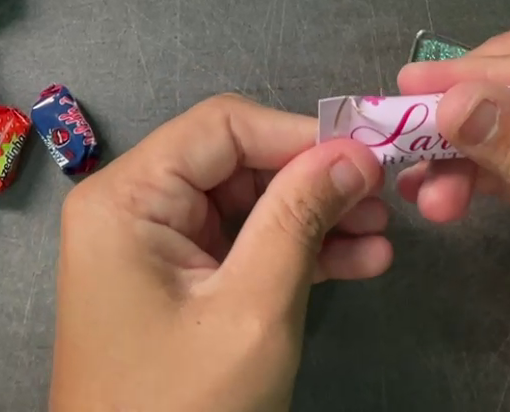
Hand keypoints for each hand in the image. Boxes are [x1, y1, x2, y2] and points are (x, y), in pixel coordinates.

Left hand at [51, 94, 390, 411]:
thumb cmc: (183, 411)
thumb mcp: (252, 313)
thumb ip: (300, 219)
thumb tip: (353, 154)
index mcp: (127, 196)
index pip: (222, 127)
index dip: (296, 133)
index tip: (365, 152)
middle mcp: (132, 203)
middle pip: (236, 161)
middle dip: (310, 179)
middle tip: (381, 195)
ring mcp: (153, 241)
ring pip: (246, 202)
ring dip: (313, 216)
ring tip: (381, 231)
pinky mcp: (176, 277)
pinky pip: (240, 243)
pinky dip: (293, 250)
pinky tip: (356, 260)